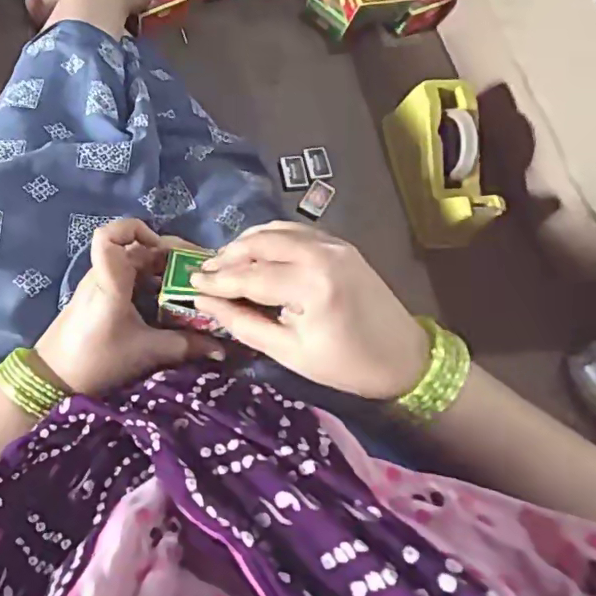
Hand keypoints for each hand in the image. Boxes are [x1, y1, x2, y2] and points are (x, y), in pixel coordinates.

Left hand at [33, 219, 223, 394]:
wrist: (53, 380)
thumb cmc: (96, 360)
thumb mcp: (145, 351)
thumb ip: (184, 345)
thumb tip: (221, 347)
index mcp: (110, 280)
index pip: (109, 235)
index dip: (136, 229)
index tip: (162, 248)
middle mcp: (103, 276)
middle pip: (136, 248)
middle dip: (169, 255)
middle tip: (198, 272)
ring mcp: (99, 286)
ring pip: (135, 265)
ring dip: (162, 272)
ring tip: (189, 289)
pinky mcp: (99, 300)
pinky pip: (129, 280)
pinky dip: (150, 285)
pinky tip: (168, 304)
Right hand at [188, 222, 428, 399]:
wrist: (405, 358)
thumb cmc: (346, 365)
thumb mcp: (289, 352)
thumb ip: (242, 323)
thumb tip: (205, 302)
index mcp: (312, 285)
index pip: (250, 276)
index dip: (216, 280)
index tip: (189, 283)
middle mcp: (322, 254)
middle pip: (259, 244)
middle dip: (227, 256)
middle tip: (204, 272)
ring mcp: (334, 244)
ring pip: (275, 231)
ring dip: (246, 244)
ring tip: (225, 263)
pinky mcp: (341, 244)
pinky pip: (295, 231)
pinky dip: (269, 239)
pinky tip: (256, 254)